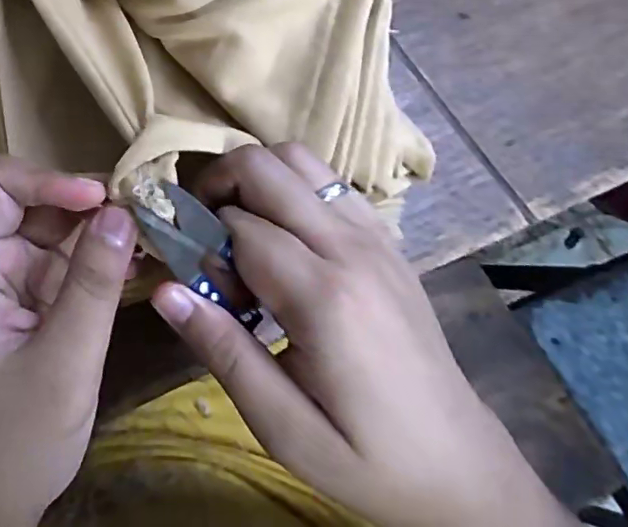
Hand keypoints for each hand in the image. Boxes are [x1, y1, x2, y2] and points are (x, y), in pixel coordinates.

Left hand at [0, 157, 135, 526]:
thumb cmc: (14, 437)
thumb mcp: (63, 361)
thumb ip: (92, 284)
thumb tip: (122, 211)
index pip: (2, 186)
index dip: (50, 180)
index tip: (101, 199)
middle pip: (39, 201)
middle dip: (90, 201)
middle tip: (146, 211)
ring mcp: (19, 280)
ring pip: (64, 228)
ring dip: (106, 227)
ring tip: (156, 231)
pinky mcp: (43, 300)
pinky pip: (76, 261)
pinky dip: (108, 257)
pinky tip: (144, 263)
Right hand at [149, 144, 574, 526]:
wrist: (463, 469)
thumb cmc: (368, 459)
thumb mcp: (285, 428)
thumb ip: (223, 352)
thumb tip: (164, 291)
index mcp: (325, 296)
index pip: (239, 225)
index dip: (203, 240)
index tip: (200, 280)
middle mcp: (350, 247)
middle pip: (265, 166)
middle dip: (218, 183)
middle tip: (204, 231)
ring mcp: (374, 235)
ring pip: (298, 157)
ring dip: (255, 176)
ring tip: (240, 225)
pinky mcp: (386, 238)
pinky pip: (327, 179)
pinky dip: (291, 185)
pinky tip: (285, 234)